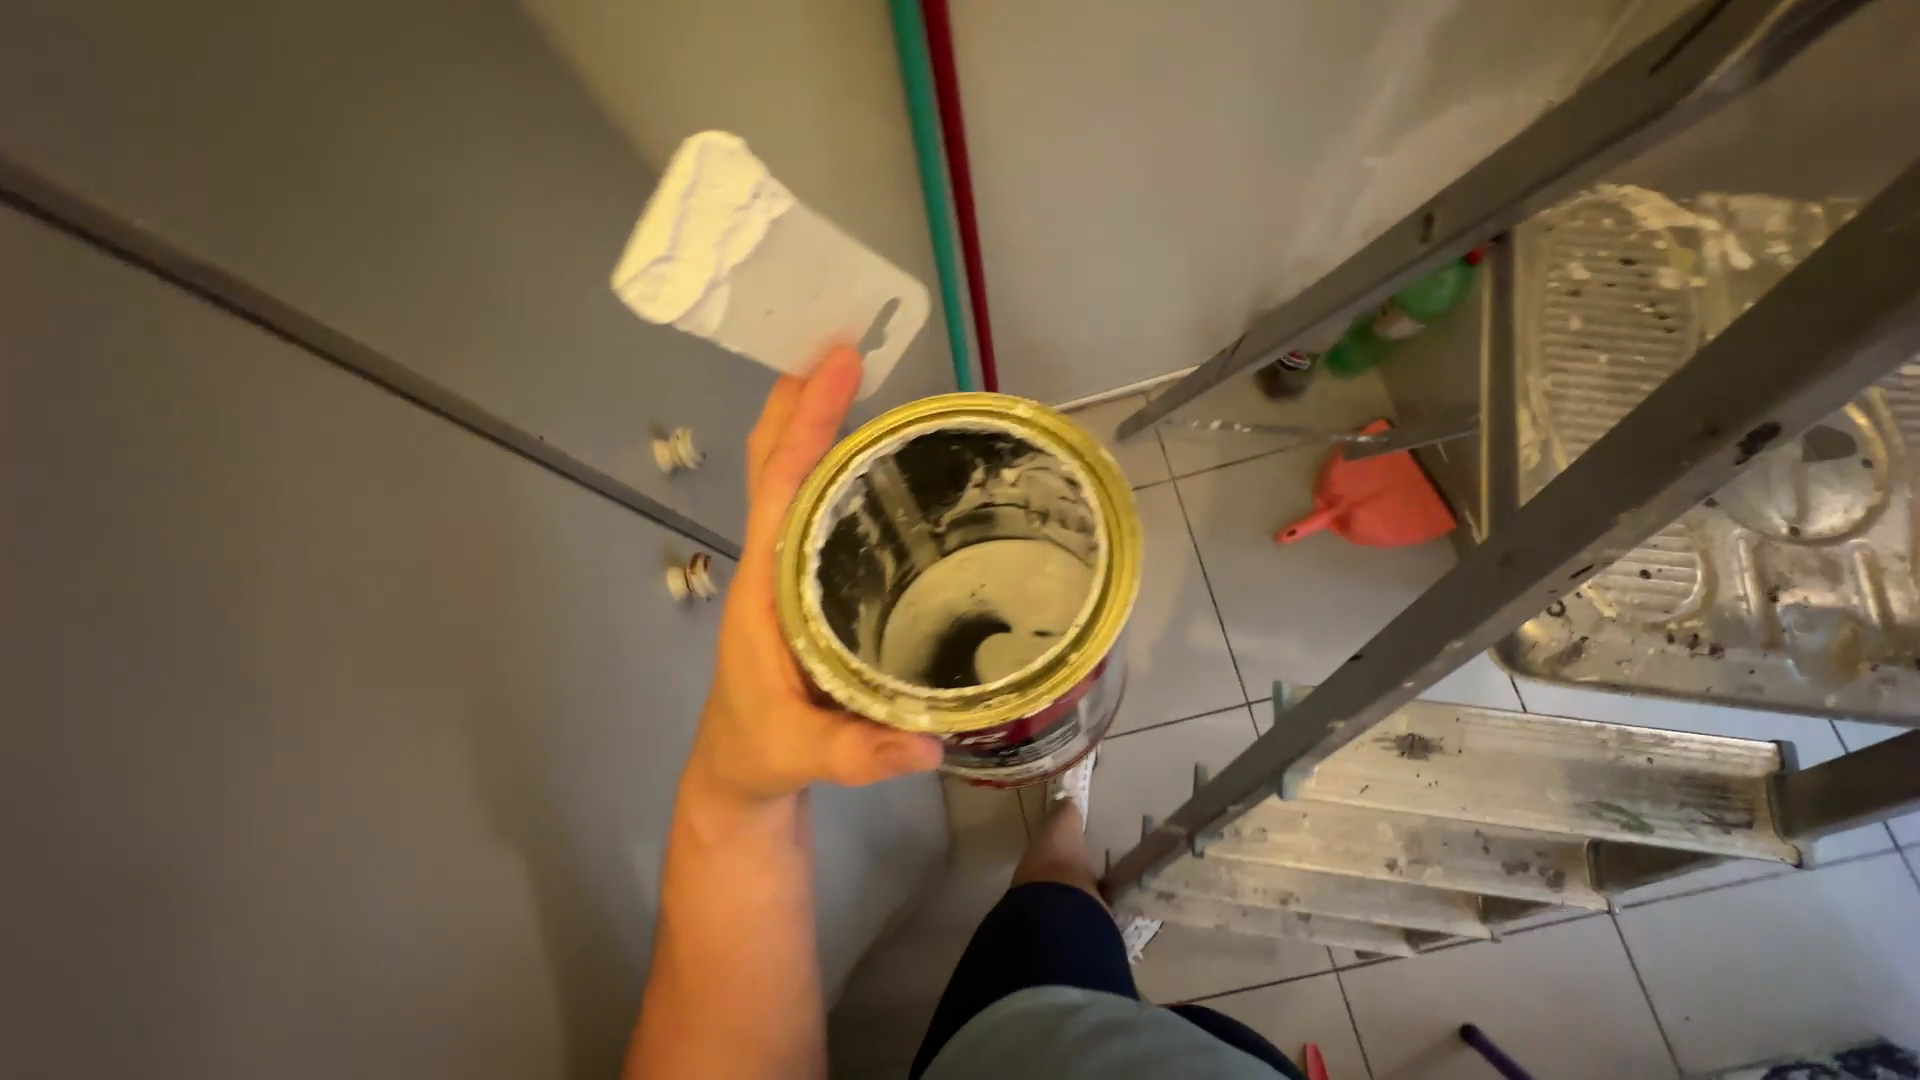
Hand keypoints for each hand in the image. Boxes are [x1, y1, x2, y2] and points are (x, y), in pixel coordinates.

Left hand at [687, 345, 944, 803]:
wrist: (738, 768)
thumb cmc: (760, 752)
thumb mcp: (805, 754)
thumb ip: (860, 753)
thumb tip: (929, 741)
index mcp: (763, 588)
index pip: (781, 488)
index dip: (807, 425)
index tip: (838, 365)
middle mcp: (769, 565)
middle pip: (776, 465)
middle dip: (802, 403)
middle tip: (846, 348)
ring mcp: (783, 570)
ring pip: (791, 481)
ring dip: (816, 426)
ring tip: (861, 381)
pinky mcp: (802, 582)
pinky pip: (813, 509)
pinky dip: (832, 467)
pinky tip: (876, 461)